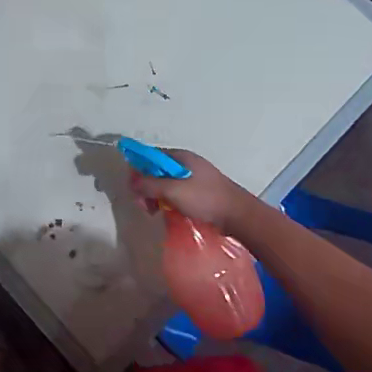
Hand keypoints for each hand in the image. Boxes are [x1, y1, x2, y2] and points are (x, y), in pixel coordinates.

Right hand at [127, 149, 259, 235]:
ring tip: (155, 211)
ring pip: (164, 183)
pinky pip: (175, 192)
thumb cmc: (205, 199)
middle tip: (145, 205)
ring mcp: (193, 177)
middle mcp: (185, 163)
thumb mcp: (173, 191)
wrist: (239, 215)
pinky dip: (167, 201)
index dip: (138, 170)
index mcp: (180, 157)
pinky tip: (168, 212)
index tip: (134, 189)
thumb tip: (132, 182)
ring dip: (155, 196)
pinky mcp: (198, 191)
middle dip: (146, 187)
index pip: (149, 156)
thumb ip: (149, 184)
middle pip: (155, 170)